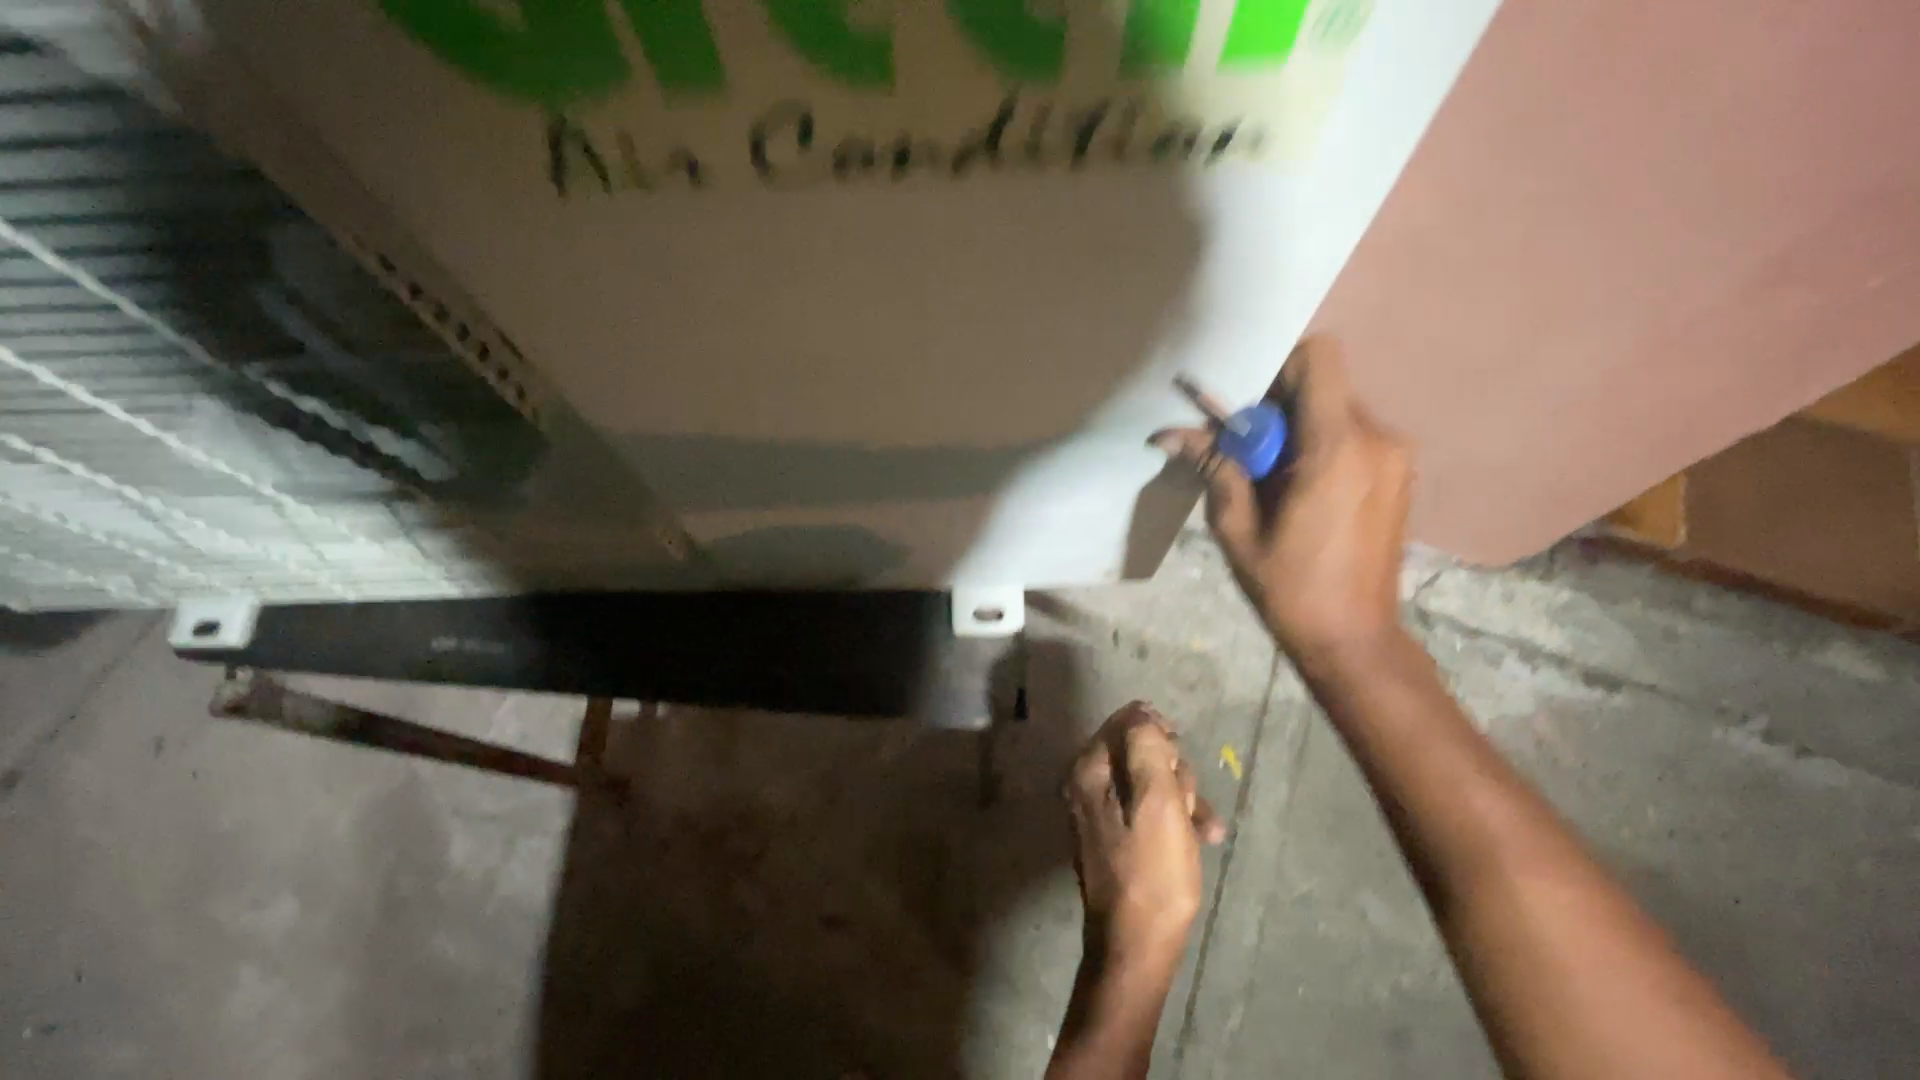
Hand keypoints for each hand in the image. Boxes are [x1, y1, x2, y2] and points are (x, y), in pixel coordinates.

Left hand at [1066, 702, 1225, 959]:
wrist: (1136, 944)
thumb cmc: (1152, 872)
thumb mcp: (1158, 802)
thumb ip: (1147, 747)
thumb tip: (1141, 711)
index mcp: (1088, 770)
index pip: (1126, 721)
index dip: (1161, 737)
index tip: (1179, 769)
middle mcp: (1084, 784)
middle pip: (1139, 752)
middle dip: (1174, 774)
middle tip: (1188, 805)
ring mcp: (1096, 812)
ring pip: (1150, 783)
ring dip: (1183, 800)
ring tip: (1204, 831)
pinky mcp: (1112, 837)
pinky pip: (1147, 811)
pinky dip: (1174, 821)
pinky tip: (1200, 841)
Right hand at [1153, 336, 1412, 669]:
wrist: (1354, 639)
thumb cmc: (1292, 589)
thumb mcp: (1239, 530)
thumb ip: (1215, 468)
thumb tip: (1167, 433)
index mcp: (1338, 448)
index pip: (1318, 357)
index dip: (1278, 368)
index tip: (1247, 408)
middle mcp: (1378, 438)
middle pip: (1322, 386)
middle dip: (1277, 408)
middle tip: (1246, 455)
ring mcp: (1396, 455)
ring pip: (1335, 410)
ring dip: (1297, 431)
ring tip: (1272, 481)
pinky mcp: (1399, 473)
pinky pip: (1351, 435)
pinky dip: (1319, 447)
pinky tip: (1300, 492)